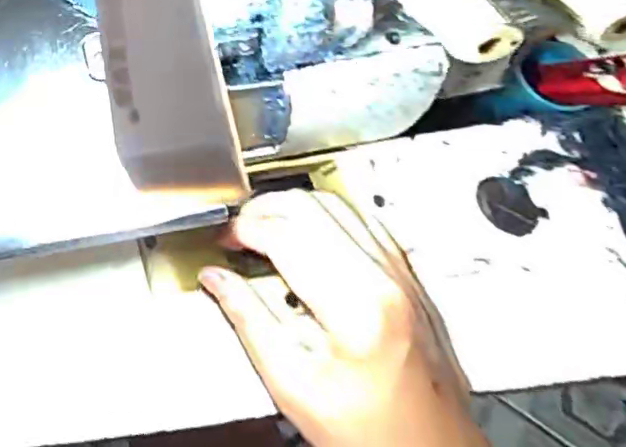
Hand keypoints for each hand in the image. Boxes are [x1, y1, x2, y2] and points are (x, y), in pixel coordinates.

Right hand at [199, 190, 486, 446]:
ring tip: (267, 228)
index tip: (225, 240)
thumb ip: (248, 322)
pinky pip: (360, 217)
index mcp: (355, 309)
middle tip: (239, 231)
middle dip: (261, 210)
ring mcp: (401, 272)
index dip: (241, 230)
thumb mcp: (294, 387)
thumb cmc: (375, 435)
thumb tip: (217, 279)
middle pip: (306, 206)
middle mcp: (384, 279)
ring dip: (292, 207)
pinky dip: (325, 214)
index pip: (282, 235)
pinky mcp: (408, 273)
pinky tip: (308, 234)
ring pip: (334, 202)